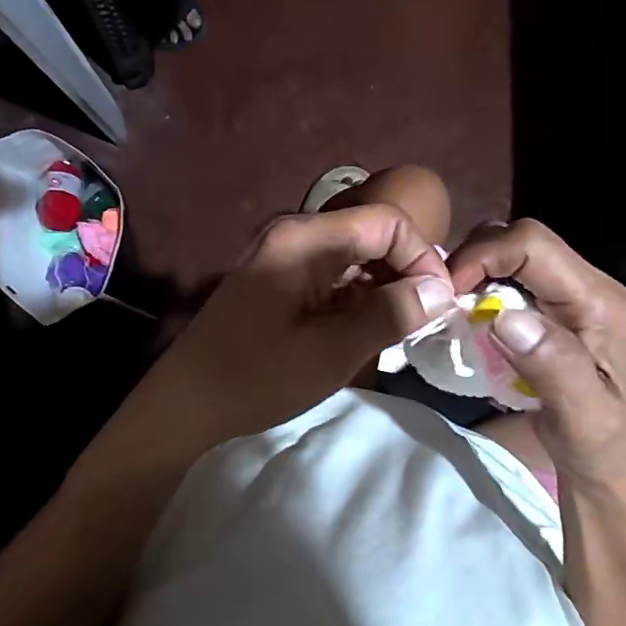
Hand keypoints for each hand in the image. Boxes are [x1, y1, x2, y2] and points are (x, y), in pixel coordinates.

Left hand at [139, 203, 454, 449]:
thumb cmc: (257, 376)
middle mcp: (291, 236)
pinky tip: (361, 335)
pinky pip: (327, 279)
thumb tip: (440, 289)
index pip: (387, 222)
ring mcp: (278, 259)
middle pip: (368, 237)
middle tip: (421, 323)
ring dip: (379, 292)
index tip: (439, 303)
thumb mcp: (332, 351)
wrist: (185, 403)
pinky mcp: (272, 284)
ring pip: (350, 261)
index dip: (422, 257)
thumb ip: (390, 314)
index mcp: (304, 239)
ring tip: (395, 334)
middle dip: (403, 275)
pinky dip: (352, 302)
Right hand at [445, 220, 625, 495]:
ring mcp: (567, 297)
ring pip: (509, 252)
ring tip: (450, 307)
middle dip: (472, 258)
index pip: (533, 244)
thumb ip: (553, 366)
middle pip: (520, 238)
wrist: (609, 468)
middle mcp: (587, 287)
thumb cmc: (598, 447)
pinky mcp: (548, 310)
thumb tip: (503, 316)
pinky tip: (464, 318)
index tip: (447, 294)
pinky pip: (505, 277)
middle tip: (442, 299)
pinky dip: (475, 286)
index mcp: (599, 302)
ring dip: (472, 270)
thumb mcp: (583, 418)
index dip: (482, 255)